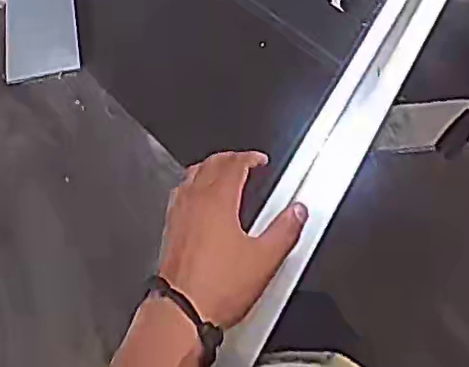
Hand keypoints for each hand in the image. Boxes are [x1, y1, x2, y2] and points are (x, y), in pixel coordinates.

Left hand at [156, 152, 307, 326]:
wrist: (182, 311)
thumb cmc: (217, 287)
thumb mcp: (263, 260)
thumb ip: (284, 231)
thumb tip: (297, 212)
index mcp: (218, 198)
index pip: (235, 163)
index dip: (251, 157)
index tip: (260, 160)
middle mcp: (196, 197)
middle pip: (213, 162)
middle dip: (231, 158)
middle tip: (245, 162)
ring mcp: (180, 209)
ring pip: (194, 172)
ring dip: (211, 167)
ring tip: (223, 173)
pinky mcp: (170, 224)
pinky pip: (181, 190)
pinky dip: (193, 183)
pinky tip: (198, 197)